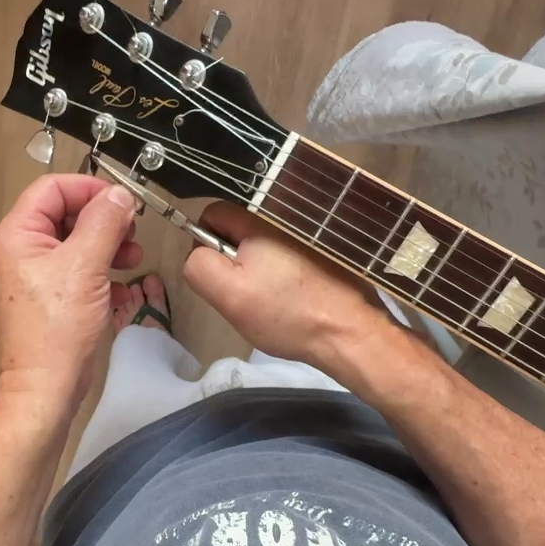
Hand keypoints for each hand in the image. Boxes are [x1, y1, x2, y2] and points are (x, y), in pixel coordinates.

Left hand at [0, 174, 142, 407]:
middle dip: (103, 223)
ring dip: (107, 250)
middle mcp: (17, 254)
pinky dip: (99, 278)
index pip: (52, 189)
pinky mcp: (44, 304)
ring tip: (133, 260)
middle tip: (132, 234)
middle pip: (65, 217)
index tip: (124, 202)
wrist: (44, 390)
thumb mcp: (86, 267)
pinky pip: (74, 277)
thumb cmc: (57, 332)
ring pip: (73, 248)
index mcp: (16, 236)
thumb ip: (104, 223)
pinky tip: (120, 293)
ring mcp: (30, 281)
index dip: (91, 189)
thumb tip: (119, 196)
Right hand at [183, 202, 396, 369]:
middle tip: (247, 295)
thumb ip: (200, 268)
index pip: (213, 214)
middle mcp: (285, 216)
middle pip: (238, 231)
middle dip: (234, 261)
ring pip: (262, 246)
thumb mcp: (230, 296)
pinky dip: (283, 274)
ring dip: (259, 270)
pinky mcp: (324, 251)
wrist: (348, 331)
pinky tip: (293, 298)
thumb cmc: (287, 314)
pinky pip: (287, 255)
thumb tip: (196, 253)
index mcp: (259, 219)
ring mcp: (307, 234)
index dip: (206, 244)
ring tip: (273, 300)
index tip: (222, 276)